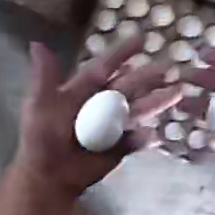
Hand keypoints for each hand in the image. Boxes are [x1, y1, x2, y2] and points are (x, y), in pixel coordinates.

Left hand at [11, 36, 181, 201]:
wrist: (48, 176)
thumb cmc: (41, 138)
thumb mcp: (39, 104)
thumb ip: (44, 76)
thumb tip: (37, 43)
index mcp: (83, 90)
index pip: (105, 67)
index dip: (122, 53)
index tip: (142, 39)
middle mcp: (101, 104)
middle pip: (129, 87)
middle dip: (148, 77)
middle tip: (168, 67)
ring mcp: (113, 126)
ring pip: (138, 110)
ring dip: (156, 102)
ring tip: (177, 92)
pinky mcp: (120, 147)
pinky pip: (136, 139)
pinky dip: (145, 137)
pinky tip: (152, 133)